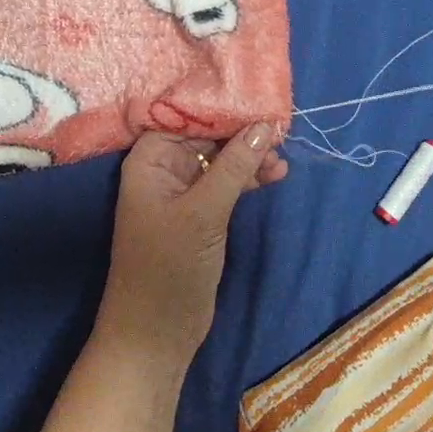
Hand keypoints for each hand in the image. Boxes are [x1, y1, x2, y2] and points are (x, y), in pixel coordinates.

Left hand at [98, 126, 287, 359]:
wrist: (155, 335)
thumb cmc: (169, 267)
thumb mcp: (204, 212)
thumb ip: (234, 166)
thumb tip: (265, 125)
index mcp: (150, 157)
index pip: (186, 114)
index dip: (222, 104)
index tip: (260, 96)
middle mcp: (164, 166)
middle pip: (206, 133)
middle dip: (241, 130)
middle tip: (281, 128)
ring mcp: (182, 190)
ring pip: (220, 158)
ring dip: (249, 156)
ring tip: (282, 158)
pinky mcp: (199, 212)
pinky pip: (226, 181)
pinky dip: (248, 177)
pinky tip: (275, 174)